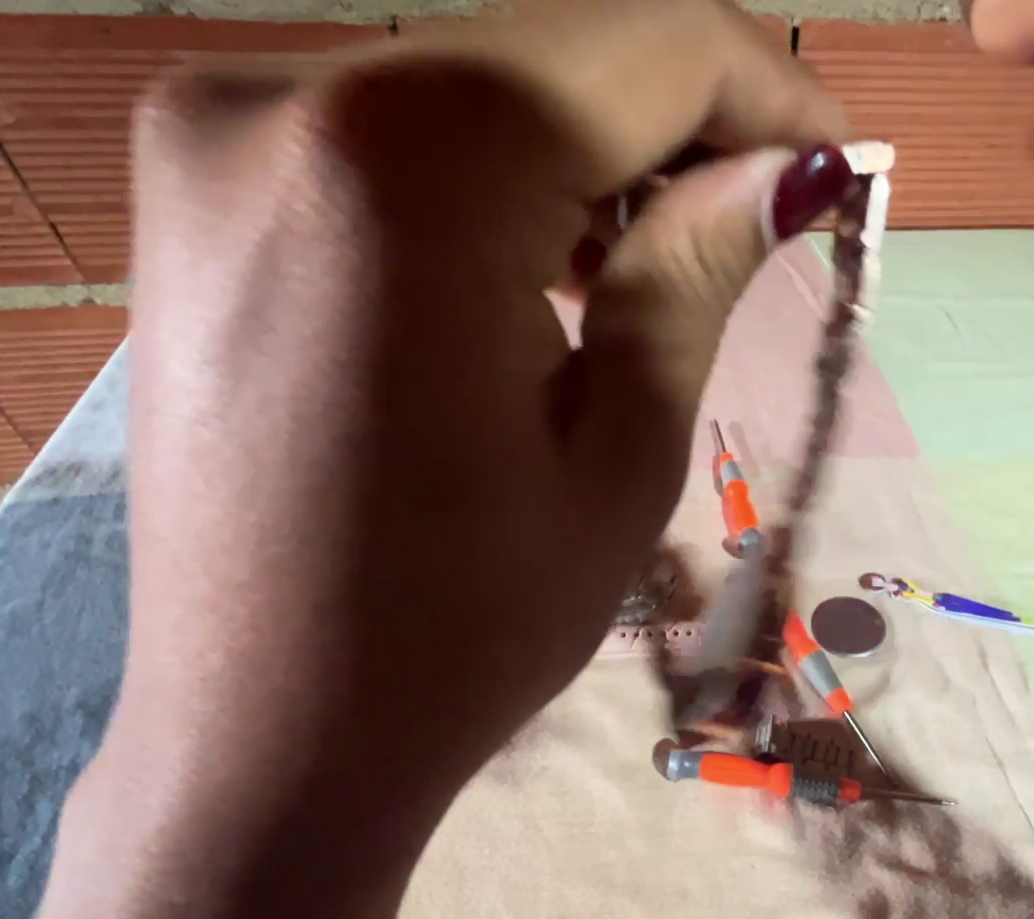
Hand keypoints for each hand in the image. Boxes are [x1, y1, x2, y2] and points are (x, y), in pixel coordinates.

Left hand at [122, 0, 849, 783]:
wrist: (272, 734)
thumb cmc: (467, 624)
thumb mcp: (619, 451)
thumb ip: (696, 269)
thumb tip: (796, 170)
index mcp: (408, 164)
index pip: (641, 47)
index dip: (764, 92)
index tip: (836, 165)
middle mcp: (279, 95)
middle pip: (550, 52)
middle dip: (680, 122)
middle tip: (764, 212)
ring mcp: (214, 135)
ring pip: (471, 87)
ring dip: (589, 151)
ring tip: (664, 253)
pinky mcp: (197, 191)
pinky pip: (391, 138)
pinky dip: (493, 177)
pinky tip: (548, 262)